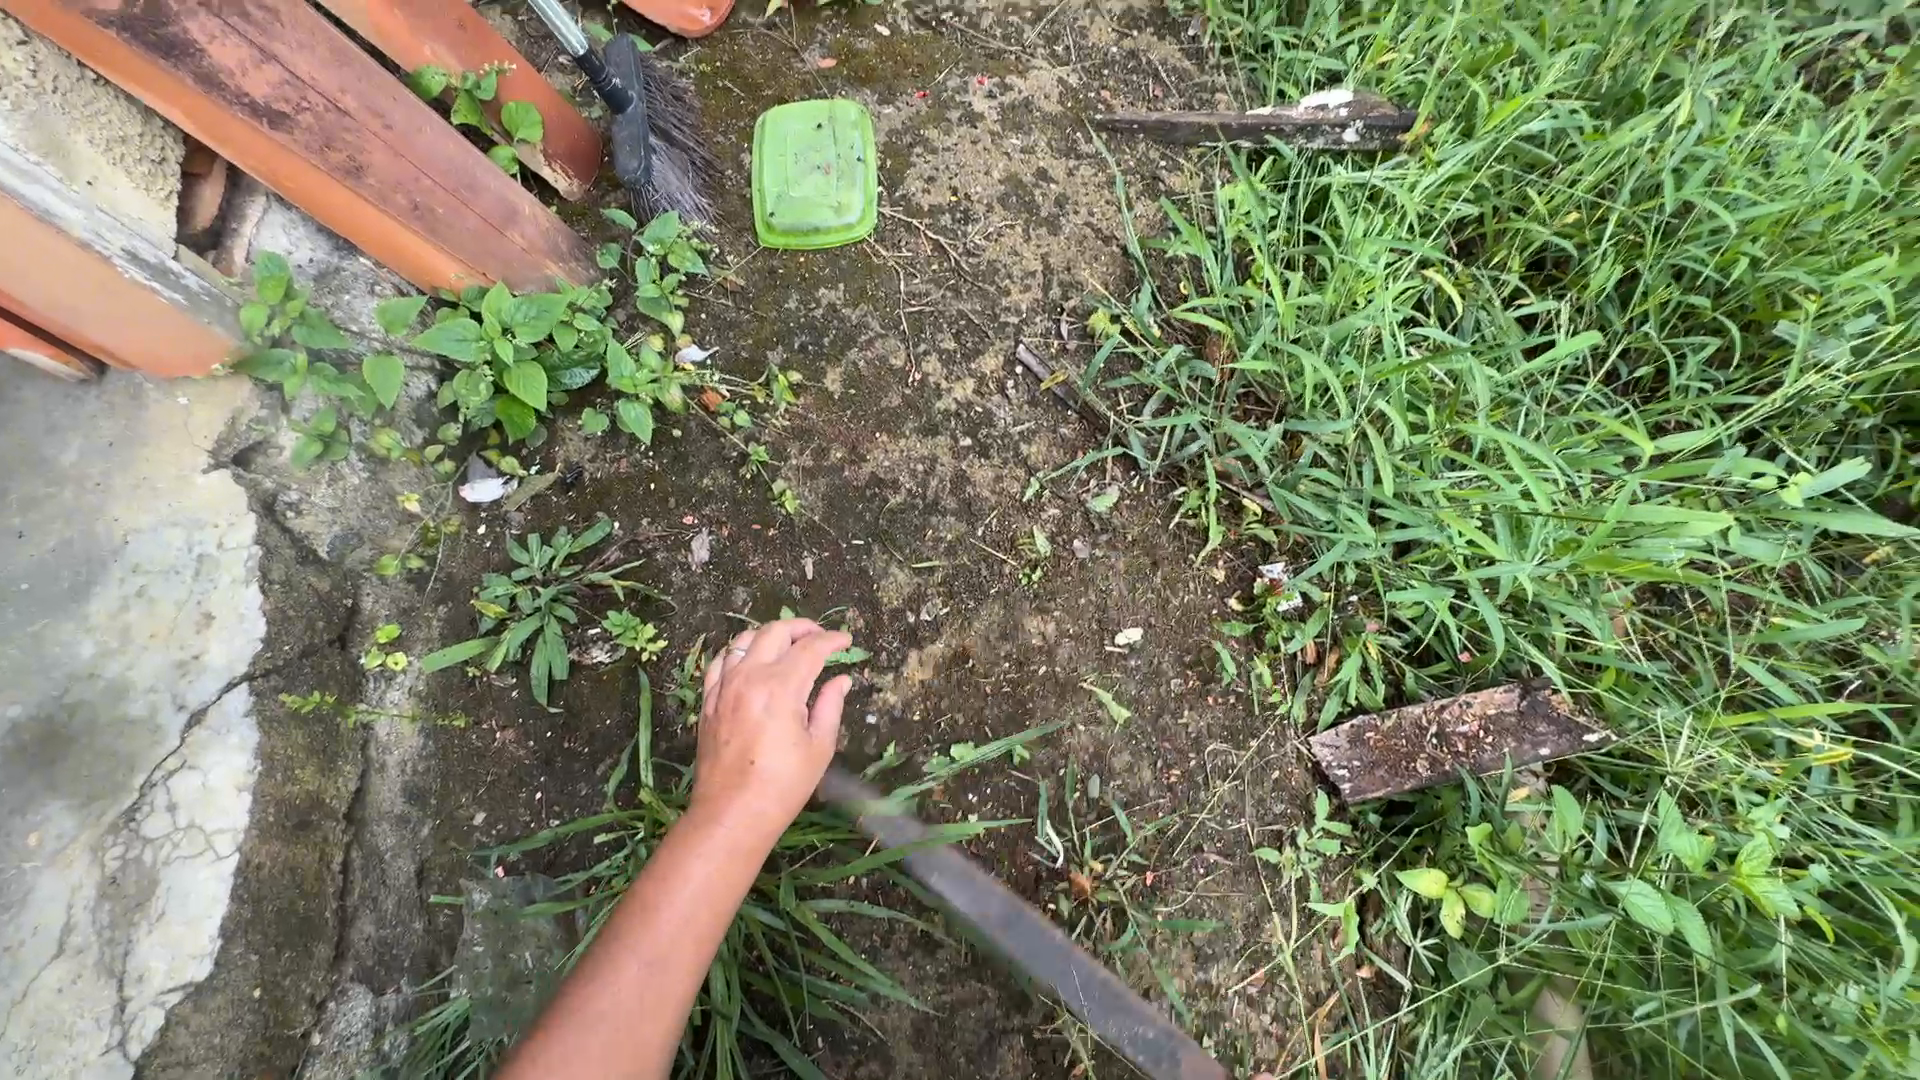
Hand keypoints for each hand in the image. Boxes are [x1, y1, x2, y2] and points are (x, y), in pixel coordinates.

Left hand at [689, 618, 851, 844]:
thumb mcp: (819, 747)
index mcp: (781, 688)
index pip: (811, 649)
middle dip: (802, 628)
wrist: (732, 813)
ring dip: (770, 635)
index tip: (846, 641)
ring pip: (744, 639)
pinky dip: (739, 651)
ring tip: (788, 644)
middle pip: (776, 632)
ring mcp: (724, 687)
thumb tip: (841, 681)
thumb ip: (830, 706)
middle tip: (820, 636)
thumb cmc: (783, 785)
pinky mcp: (708, 700)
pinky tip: (751, 660)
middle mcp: (750, 678)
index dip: (832, 640)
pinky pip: (721, 661)